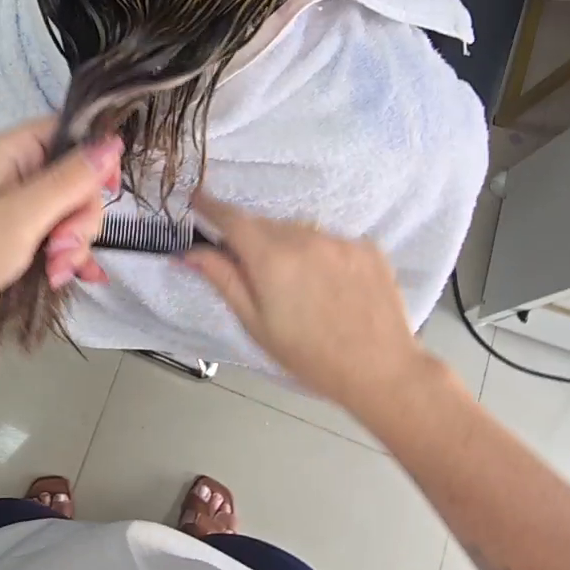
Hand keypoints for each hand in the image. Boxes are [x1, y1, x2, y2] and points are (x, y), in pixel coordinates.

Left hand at [0, 118, 120, 340]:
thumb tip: (113, 142)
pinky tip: (76, 277)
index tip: (107, 190)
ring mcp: (19, 208)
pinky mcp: (21, 239)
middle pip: (77, 180)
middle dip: (80, 219)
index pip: (70, 132)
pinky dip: (69, 257)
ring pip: (72, 214)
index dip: (96, 156)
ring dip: (73, 245)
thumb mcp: (20, 216)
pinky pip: (59, 238)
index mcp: (11, 152)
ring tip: (57, 273)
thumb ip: (68, 181)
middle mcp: (17, 173)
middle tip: (63, 249)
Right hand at [183, 192, 424, 406]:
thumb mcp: (255, 323)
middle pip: (265, 225)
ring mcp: (339, 240)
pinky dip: (319, 253)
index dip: (211, 206)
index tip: (196, 198)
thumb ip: (222, 279)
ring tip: (297, 284)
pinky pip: (329, 239)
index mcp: (272, 259)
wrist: (380, 371)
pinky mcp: (366, 246)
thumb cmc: (308, 356)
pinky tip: (327, 284)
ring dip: (286, 246)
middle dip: (251, 238)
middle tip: (252, 269)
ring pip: (298, 231)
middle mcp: (305, 238)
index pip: (232, 218)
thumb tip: (188, 252)